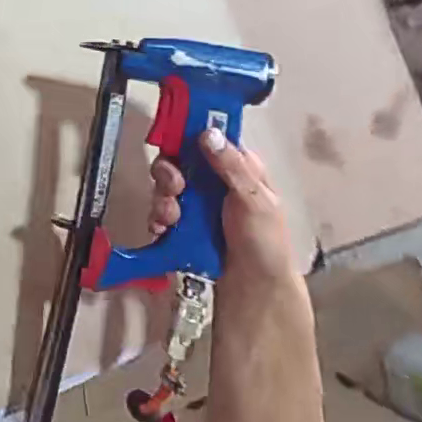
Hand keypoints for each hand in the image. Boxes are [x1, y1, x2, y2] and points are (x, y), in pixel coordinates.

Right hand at [147, 129, 296, 285]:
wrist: (254, 289)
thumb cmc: (264, 241)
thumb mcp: (255, 200)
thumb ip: (231, 166)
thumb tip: (207, 132)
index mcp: (237, 166)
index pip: (208, 137)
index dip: (187, 134)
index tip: (173, 141)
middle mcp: (213, 179)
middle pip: (177, 159)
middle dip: (169, 173)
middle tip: (175, 187)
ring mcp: (195, 201)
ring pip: (164, 185)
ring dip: (163, 199)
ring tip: (171, 218)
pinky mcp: (181, 223)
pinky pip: (159, 210)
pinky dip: (157, 218)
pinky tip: (164, 230)